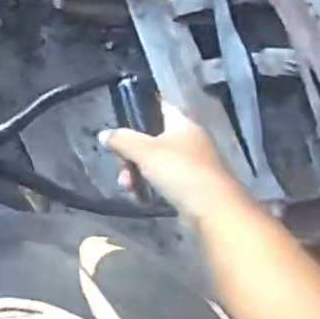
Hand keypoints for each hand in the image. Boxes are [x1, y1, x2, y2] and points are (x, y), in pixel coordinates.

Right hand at [102, 115, 253, 221]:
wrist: (216, 212)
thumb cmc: (180, 171)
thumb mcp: (144, 151)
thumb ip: (121, 139)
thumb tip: (104, 134)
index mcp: (182, 124)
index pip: (158, 106)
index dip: (138, 110)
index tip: (120, 122)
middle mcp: (188, 141)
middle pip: (149, 138)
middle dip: (129, 153)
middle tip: (121, 166)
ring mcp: (190, 165)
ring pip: (153, 162)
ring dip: (135, 172)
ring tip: (128, 187)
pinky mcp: (190, 186)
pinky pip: (161, 180)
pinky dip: (147, 186)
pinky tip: (139, 197)